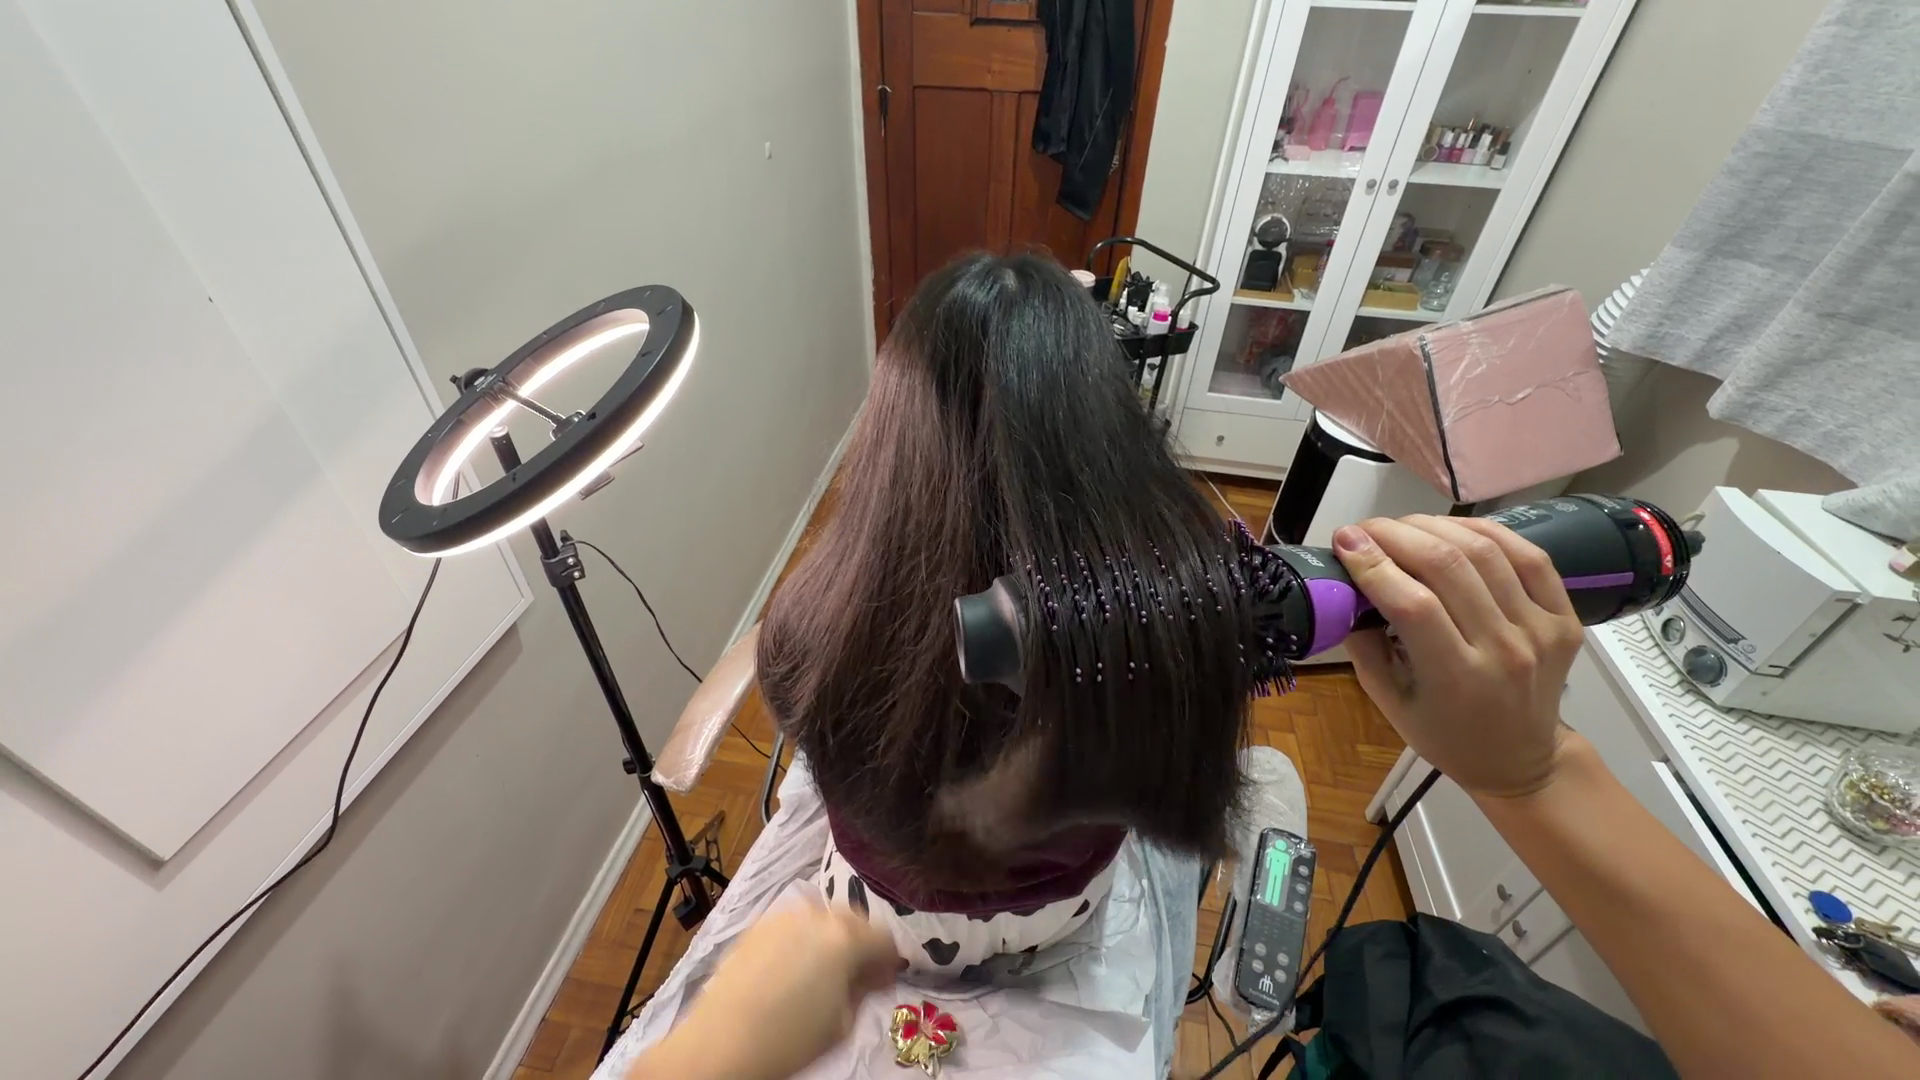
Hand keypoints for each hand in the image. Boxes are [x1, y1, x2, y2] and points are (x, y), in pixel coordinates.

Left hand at [631, 901, 900, 1079]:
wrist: (721, 1043)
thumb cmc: (789, 1039)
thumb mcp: (841, 1024)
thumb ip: (864, 989)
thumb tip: (873, 975)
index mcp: (847, 938)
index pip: (885, 938)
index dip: (890, 960)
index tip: (885, 980)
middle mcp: (820, 915)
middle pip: (854, 920)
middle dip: (860, 944)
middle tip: (856, 975)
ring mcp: (786, 914)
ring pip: (823, 917)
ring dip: (830, 937)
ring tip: (821, 970)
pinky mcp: (760, 923)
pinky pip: (794, 923)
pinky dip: (802, 938)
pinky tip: (792, 966)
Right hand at [1332, 515, 1584, 799]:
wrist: (1520, 758)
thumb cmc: (1442, 733)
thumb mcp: (1386, 700)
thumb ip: (1362, 643)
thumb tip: (1343, 586)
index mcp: (1456, 678)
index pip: (1413, 603)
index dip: (1373, 564)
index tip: (1343, 540)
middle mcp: (1505, 649)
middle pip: (1448, 566)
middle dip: (1395, 535)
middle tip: (1364, 529)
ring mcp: (1541, 629)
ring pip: (1484, 551)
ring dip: (1432, 526)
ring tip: (1399, 526)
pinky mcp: (1564, 616)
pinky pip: (1528, 555)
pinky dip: (1484, 530)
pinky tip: (1449, 527)